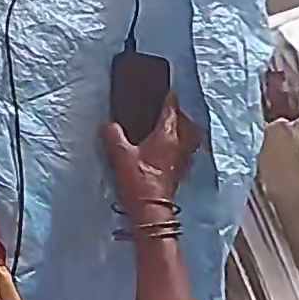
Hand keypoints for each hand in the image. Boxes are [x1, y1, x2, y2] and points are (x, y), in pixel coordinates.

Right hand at [101, 93, 201, 229]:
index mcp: (167, 135)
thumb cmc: (138, 180)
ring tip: (172, 127)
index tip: (166, 90)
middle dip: (178, 113)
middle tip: (166, 110)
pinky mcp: (181, 171)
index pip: (171, 109)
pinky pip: (186, 150)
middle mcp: (180, 144)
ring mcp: (183, 158)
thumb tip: (108, 124)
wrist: (151, 210)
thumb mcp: (120, 155)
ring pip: (190, 136)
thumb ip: (113, 136)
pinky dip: (181, 144)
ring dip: (184, 129)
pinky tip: (171, 148)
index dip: (168, 98)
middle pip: (186, 122)